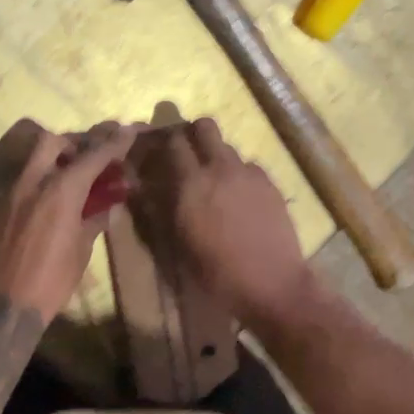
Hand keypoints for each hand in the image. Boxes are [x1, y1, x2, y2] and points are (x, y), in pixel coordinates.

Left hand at [0, 120, 137, 320]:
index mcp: (60, 191)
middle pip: (52, 140)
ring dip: (44, 158)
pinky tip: (31, 199)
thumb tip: (105, 205)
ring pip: (24, 155)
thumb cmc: (47, 284)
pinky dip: (25, 179)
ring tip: (56, 176)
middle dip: (71, 144)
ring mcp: (3, 188)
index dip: (113, 143)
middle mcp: (29, 180)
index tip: (126, 131)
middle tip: (83, 160)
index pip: (93, 155)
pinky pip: (8, 176)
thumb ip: (92, 221)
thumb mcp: (79, 253)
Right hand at [156, 118, 314, 322]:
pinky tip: (238, 199)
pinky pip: (248, 167)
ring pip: (227, 147)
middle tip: (184, 155)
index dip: (162, 141)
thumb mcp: (176, 244)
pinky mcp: (272, 185)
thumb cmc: (215, 273)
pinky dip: (238, 174)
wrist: (273, 286)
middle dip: (191, 134)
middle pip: (205, 127)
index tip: (155, 151)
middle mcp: (220, 168)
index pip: (173, 141)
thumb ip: (158, 209)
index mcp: (191, 182)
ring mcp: (250, 174)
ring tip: (212, 183)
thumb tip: (140, 186)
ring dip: (215, 156)